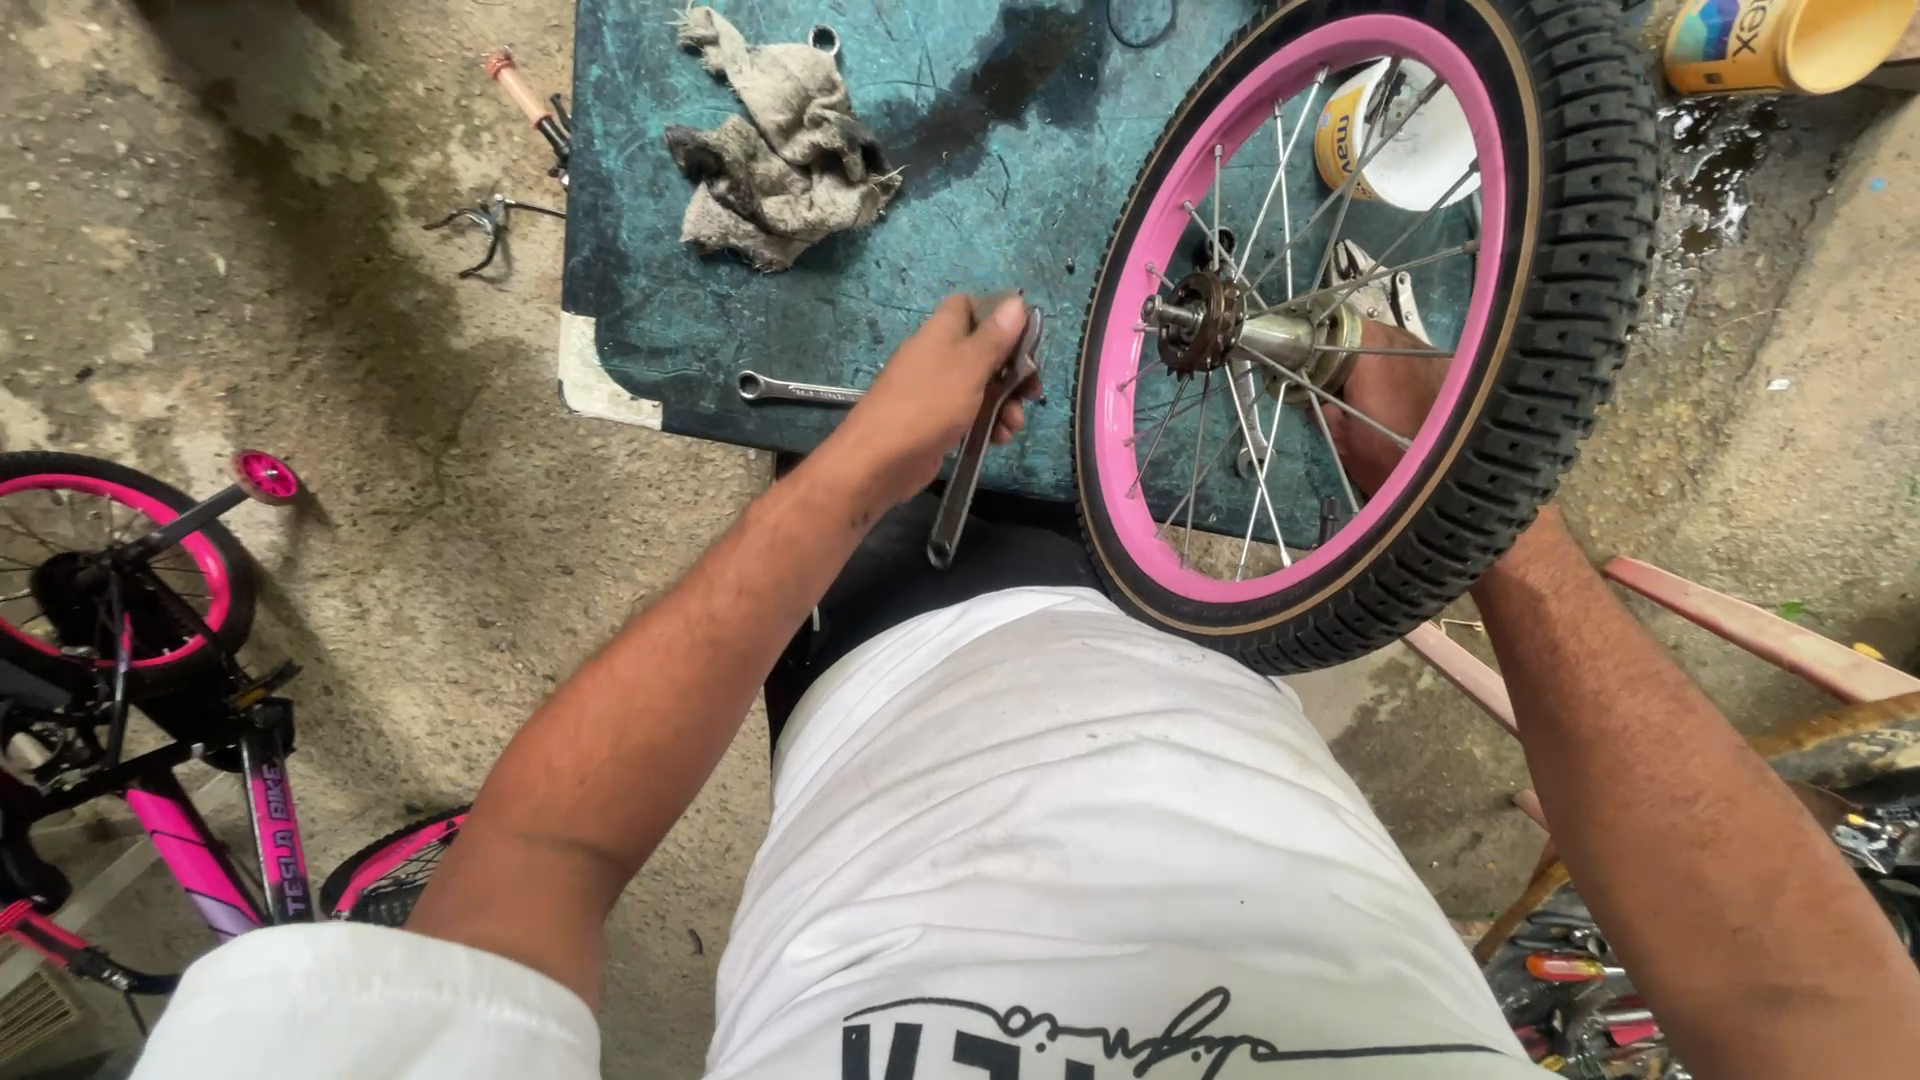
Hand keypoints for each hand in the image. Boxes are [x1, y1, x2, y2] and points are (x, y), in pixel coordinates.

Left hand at [819, 294, 1035, 509]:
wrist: (880, 461)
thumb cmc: (928, 405)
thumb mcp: (969, 366)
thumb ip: (994, 337)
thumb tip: (1016, 301)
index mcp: (941, 333)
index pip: (969, 306)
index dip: (997, 316)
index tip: (1023, 336)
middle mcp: (938, 357)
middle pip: (985, 352)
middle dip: (1014, 372)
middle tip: (1032, 392)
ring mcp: (936, 391)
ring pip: (982, 387)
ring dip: (1006, 404)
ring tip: (1013, 425)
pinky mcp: (937, 422)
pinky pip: (971, 415)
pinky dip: (988, 424)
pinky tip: (998, 439)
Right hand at [1321, 320, 1449, 494]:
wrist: (1438, 480)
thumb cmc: (1381, 459)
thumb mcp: (1336, 433)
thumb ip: (1316, 399)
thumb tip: (1305, 383)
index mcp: (1370, 355)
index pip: (1337, 327)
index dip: (1318, 340)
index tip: (1307, 360)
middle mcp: (1405, 343)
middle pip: (1366, 331)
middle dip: (1346, 349)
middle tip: (1332, 376)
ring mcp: (1432, 352)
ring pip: (1392, 341)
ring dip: (1373, 357)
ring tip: (1364, 385)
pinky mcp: (1450, 367)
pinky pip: (1415, 356)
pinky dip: (1400, 366)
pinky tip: (1394, 389)